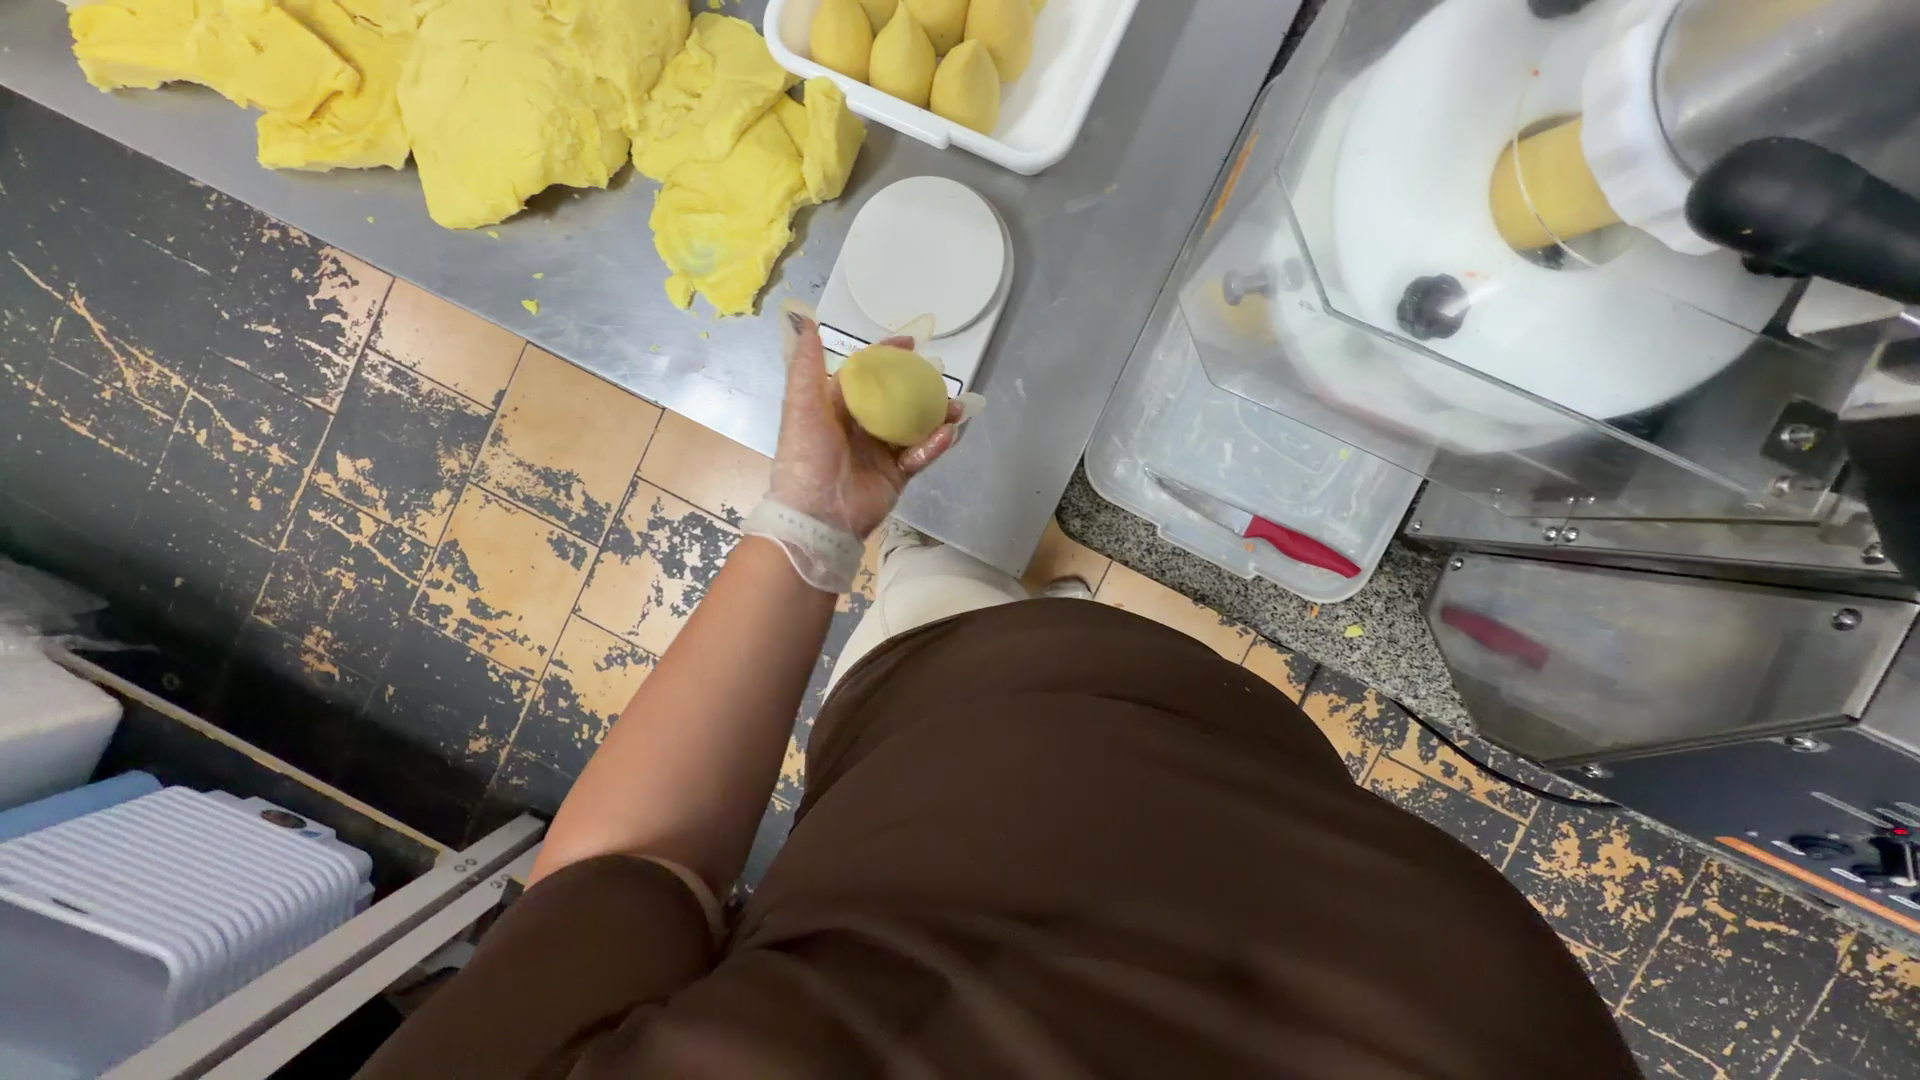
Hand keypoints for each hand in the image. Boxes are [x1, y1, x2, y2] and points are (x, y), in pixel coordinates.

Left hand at [769, 302, 967, 538]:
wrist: (817, 516)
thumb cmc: (807, 457)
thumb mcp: (801, 407)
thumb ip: (807, 366)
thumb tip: (806, 320)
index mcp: (837, 407)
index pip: (866, 374)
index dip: (887, 356)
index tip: (912, 344)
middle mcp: (861, 425)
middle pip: (897, 398)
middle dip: (921, 386)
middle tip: (942, 378)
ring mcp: (880, 451)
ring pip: (915, 425)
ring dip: (936, 415)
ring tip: (956, 409)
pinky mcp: (896, 475)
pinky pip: (920, 454)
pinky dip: (934, 445)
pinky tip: (946, 435)